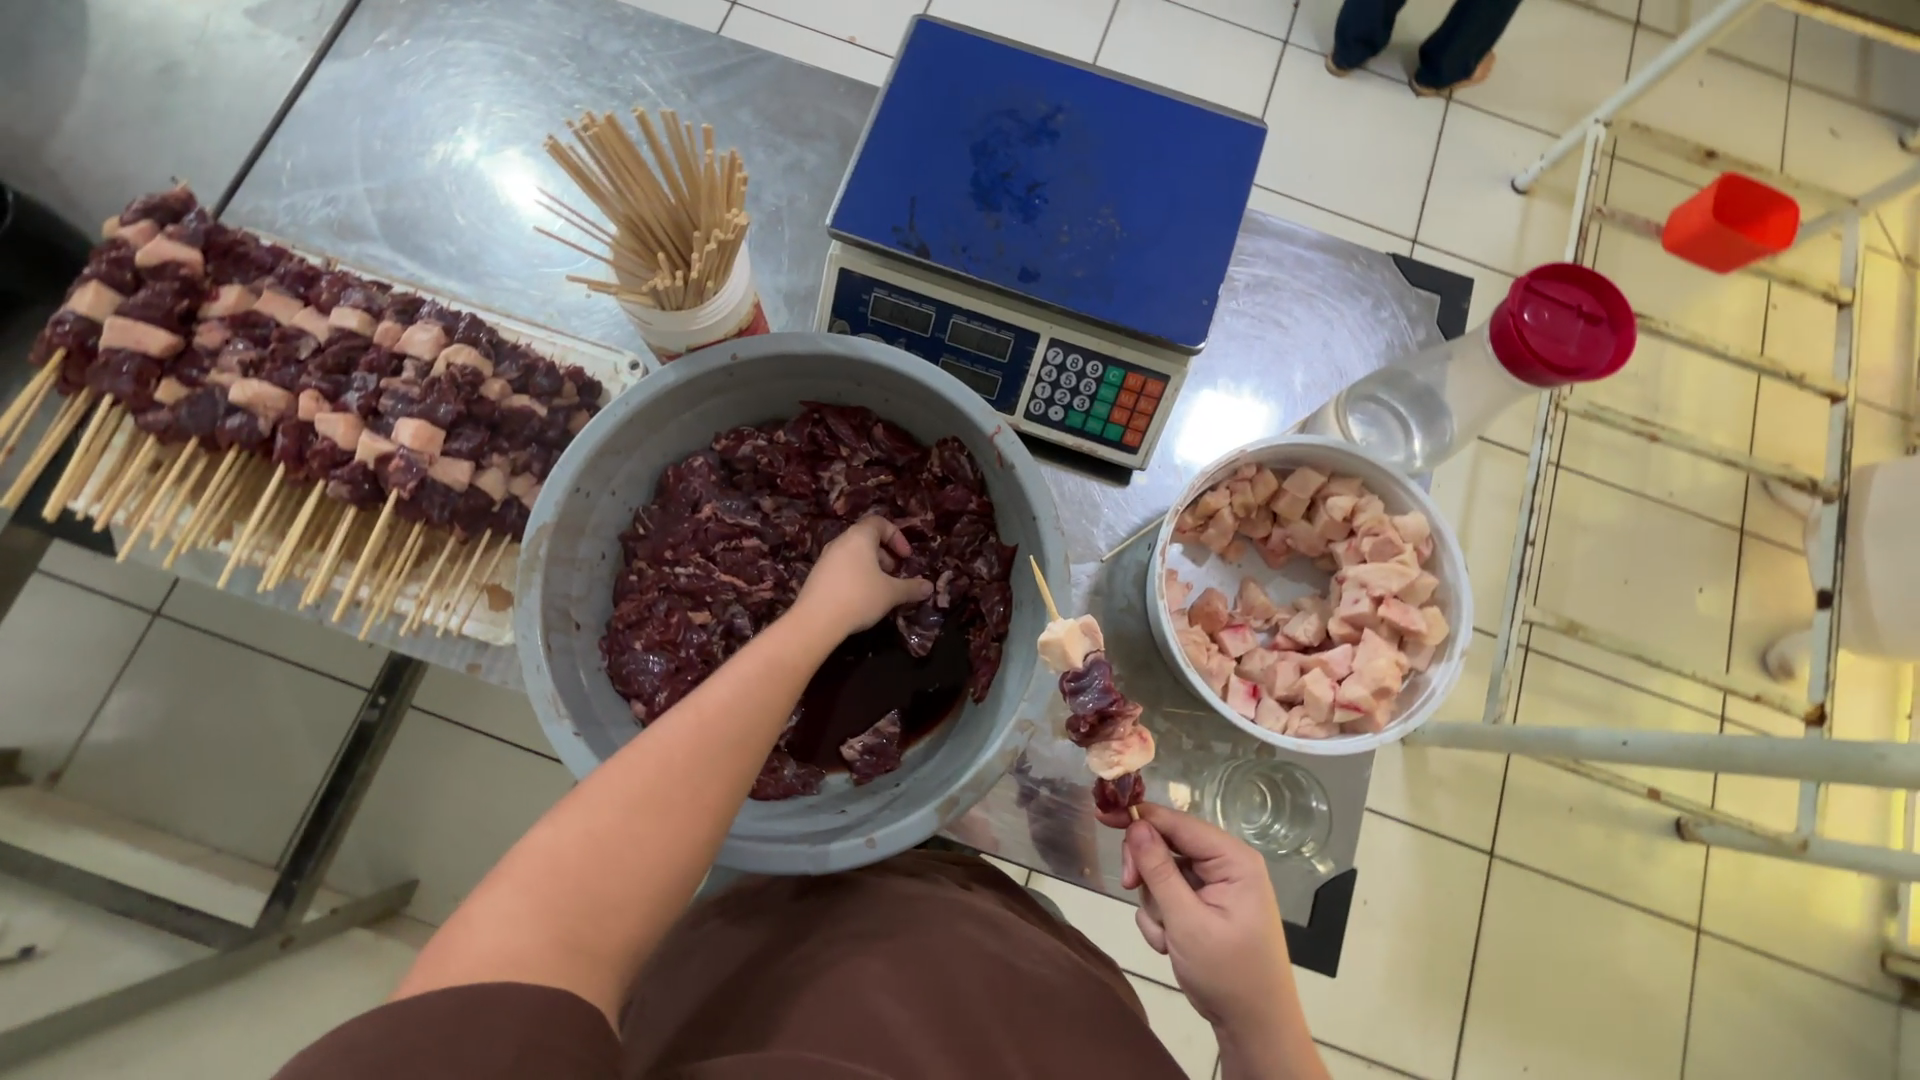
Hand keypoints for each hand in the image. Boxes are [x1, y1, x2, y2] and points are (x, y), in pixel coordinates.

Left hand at [793, 516, 933, 638]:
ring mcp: (825, 558)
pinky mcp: (817, 575)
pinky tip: (860, 598)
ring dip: (870, 566)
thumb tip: (928, 587)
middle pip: (866, 538)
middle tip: (894, 574)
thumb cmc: (859, 597)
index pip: (880, 522)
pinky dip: (855, 575)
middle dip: (885, 554)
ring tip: (879, 588)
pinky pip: (841, 567)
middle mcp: (840, 542)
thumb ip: (911, 588)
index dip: (897, 537)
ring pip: (853, 554)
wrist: (816, 620)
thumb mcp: (891, 593)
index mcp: (859, 537)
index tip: (906, 557)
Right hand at [1121, 803, 1292, 1031]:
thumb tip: (1135, 824)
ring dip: (1155, 904)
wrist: (1253, 1028)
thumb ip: (1158, 870)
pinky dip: (1161, 919)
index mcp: (1233, 859)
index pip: (1178, 822)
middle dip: (1147, 872)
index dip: (1140, 816)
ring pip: (1162, 873)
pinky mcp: (1204, 906)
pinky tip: (1172, 944)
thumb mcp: (1187, 921)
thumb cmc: (1228, 973)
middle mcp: (1226, 865)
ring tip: (1168, 937)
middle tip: (1130, 888)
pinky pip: (1167, 895)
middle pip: (1166, 844)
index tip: (1102, 815)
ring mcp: (1214, 886)